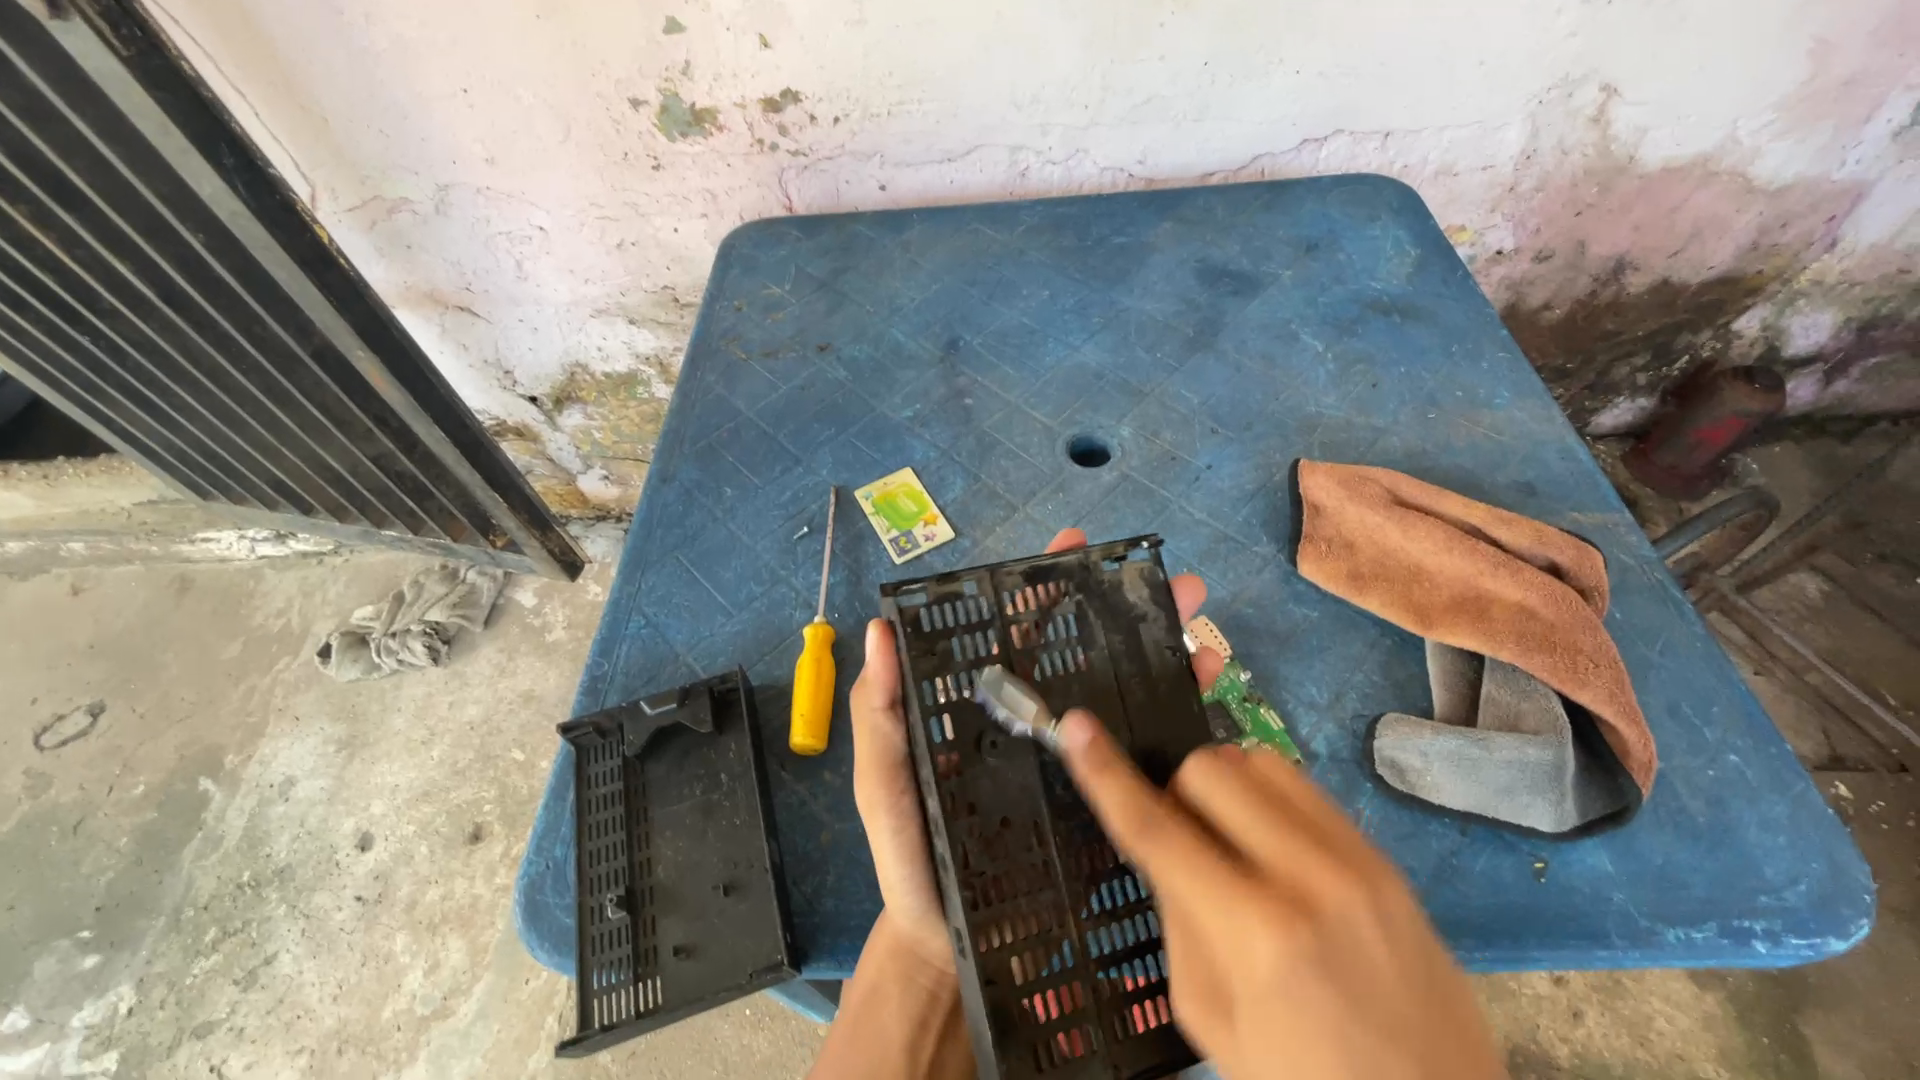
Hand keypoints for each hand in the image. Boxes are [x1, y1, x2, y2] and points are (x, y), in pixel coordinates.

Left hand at [849, 528, 1220, 972]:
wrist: (949, 948)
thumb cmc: (909, 858)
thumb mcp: (882, 781)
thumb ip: (878, 712)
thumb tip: (879, 631)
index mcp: (983, 709)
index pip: (1016, 635)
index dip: (1043, 588)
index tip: (1077, 545)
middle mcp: (1034, 724)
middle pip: (1086, 654)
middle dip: (1131, 612)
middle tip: (1179, 585)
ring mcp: (1072, 763)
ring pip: (1125, 694)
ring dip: (1166, 654)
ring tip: (1204, 625)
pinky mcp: (1101, 804)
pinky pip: (1143, 754)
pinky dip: (1177, 718)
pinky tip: (1207, 691)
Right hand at [1054, 716, 1504, 1079]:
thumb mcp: (1214, 1021)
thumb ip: (1181, 923)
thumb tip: (1166, 849)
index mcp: (1256, 936)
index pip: (1159, 830)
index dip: (1107, 774)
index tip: (1075, 726)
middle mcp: (1310, 879)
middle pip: (1211, 769)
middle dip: (1178, 792)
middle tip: (1184, 841)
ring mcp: (1358, 861)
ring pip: (1260, 760)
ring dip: (1226, 788)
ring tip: (1231, 843)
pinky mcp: (1386, 858)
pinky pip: (1306, 786)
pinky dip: (1270, 799)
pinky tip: (1274, 849)